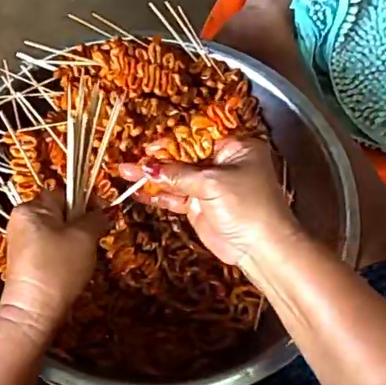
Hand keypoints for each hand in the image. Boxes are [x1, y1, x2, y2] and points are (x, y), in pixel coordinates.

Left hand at [0, 191, 105, 331]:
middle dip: (79, 223)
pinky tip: (71, 268)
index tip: (102, 215)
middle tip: (94, 239)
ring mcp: (20, 241)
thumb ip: (96, 218)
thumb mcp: (83, 238)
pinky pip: (48, 248)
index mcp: (30, 208)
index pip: (63, 192)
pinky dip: (62, 254)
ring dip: (73, 240)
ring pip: (55, 231)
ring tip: (83, 257)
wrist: (34, 310)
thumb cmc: (58, 268)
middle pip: (59, 212)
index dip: (86, 200)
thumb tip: (105, 210)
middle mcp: (20, 220)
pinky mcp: (24, 261)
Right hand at [115, 137, 303, 266]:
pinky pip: (174, 197)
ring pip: (175, 178)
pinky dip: (157, 195)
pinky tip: (138, 191)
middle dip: (156, 160)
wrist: (260, 247)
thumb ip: (177, 174)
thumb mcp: (212, 183)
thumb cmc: (247, 206)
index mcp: (235, 148)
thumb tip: (148, 167)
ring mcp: (209, 186)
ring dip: (151, 177)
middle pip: (182, 157)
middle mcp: (221, 164)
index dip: (172, 141)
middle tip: (132, 160)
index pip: (197, 137)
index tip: (149, 146)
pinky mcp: (198, 206)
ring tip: (125, 172)